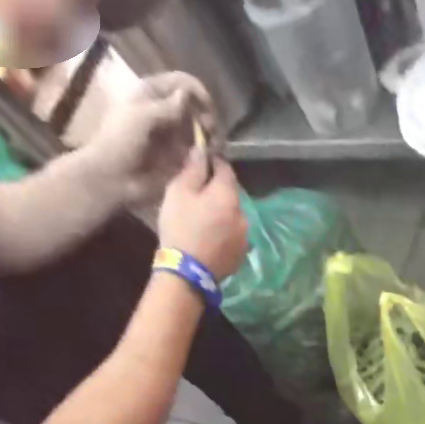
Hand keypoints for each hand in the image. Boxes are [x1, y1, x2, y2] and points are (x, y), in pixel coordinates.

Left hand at [84, 72, 216, 202]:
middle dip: (205, 115)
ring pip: (198, 128)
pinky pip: (197, 151)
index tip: (208, 109)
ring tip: (212, 147)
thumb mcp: (142, 117)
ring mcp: (172, 135)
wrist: (112, 178)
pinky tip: (207, 158)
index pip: (182, 82)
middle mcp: (165, 111)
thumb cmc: (120, 142)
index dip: (198, 92)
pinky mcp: (177, 157)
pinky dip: (204, 153)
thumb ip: (167, 106)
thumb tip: (188, 96)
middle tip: (210, 132)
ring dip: (208, 135)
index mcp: (152, 93)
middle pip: (194, 106)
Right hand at [158, 147, 247, 278]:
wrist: (186, 273)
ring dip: (223, 214)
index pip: (226, 168)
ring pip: (234, 216)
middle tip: (198, 198)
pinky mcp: (242, 255)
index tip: (200, 166)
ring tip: (204, 221)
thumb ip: (193, 169)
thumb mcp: (179, 192)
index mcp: (228, 195)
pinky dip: (225, 233)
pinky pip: (234, 235)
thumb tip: (202, 150)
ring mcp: (245, 237)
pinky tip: (211, 238)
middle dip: (218, 192)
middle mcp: (243, 214)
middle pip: (231, 194)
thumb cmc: (180, 228)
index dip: (213, 164)